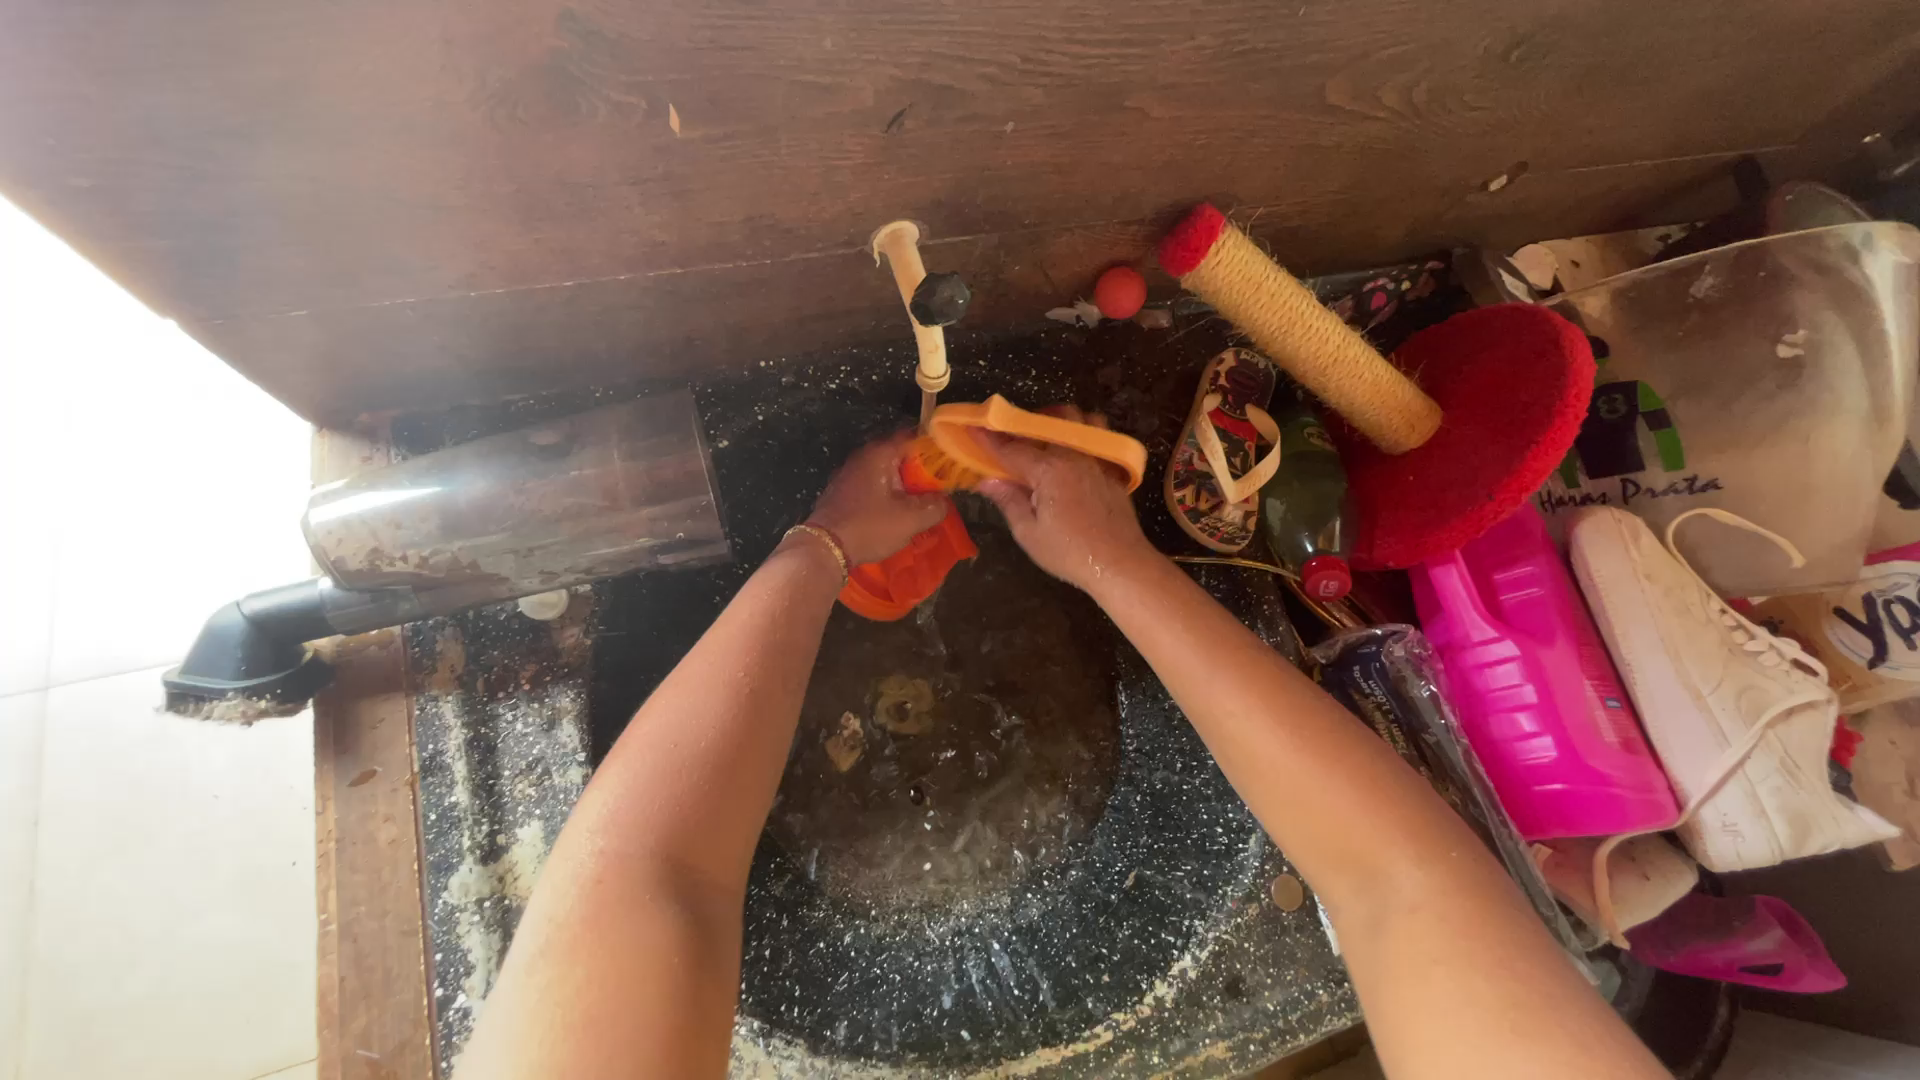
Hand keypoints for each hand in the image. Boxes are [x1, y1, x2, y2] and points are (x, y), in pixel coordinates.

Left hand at [804, 432, 949, 565]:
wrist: (825, 548)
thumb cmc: (870, 527)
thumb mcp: (911, 519)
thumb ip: (935, 506)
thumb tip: (942, 501)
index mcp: (879, 454)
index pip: (912, 437)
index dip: (932, 448)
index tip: (947, 463)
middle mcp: (862, 457)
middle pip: (898, 456)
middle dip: (919, 471)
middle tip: (936, 488)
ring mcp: (848, 474)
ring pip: (884, 473)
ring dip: (901, 485)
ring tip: (917, 503)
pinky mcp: (840, 492)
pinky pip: (870, 486)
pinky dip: (885, 494)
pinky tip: (892, 513)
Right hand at [974, 406, 1159, 592]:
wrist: (1120, 564)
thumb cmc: (1070, 553)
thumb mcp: (1029, 533)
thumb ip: (1008, 501)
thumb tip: (987, 481)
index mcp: (1050, 470)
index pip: (1013, 449)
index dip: (990, 439)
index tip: (973, 427)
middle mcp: (1075, 457)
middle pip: (1054, 420)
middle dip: (1030, 423)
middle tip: (1014, 438)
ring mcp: (1099, 462)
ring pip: (1085, 421)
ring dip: (1064, 423)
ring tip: (1049, 440)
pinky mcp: (1114, 473)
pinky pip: (1101, 441)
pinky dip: (1085, 440)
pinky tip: (1075, 460)